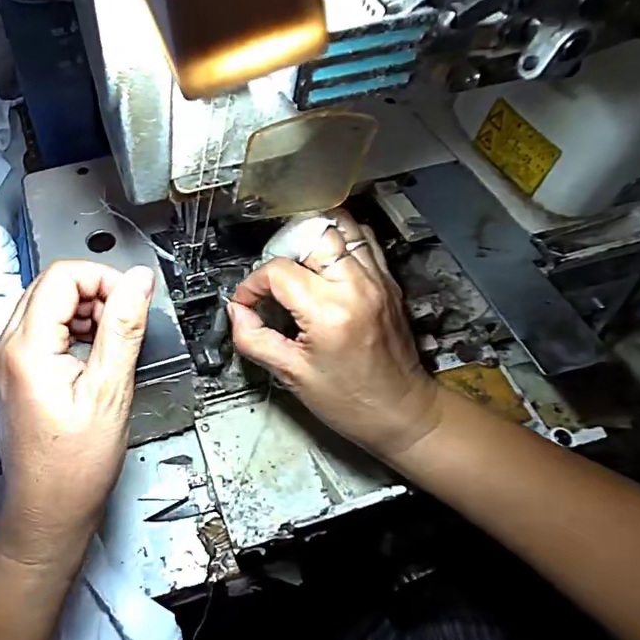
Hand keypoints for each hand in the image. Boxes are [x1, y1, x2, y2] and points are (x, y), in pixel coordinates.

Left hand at [0, 260, 153, 575]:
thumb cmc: (74, 467)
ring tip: (111, 341)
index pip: (61, 276)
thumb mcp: (111, 390)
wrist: (48, 511)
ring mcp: (4, 361)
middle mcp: (5, 350)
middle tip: (124, 321)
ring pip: (46, 304)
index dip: (102, 279)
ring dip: (85, 310)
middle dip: (95, 293)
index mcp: (25, 350)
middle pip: (51, 286)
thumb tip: (137, 282)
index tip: (130, 300)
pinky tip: (94, 354)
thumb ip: (124, 328)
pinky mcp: (12, 372)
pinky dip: (72, 329)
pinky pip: (42, 329)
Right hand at [228, 210, 443, 458]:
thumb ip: (253, 339)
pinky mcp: (388, 283)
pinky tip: (325, 264)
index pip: (278, 271)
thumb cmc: (353, 402)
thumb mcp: (291, 375)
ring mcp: (377, 281)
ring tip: (298, 262)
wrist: (401, 413)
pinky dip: (340, 243)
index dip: (253, 284)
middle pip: (312, 234)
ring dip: (313, 238)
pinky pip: (364, 241)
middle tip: (273, 275)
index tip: (248, 302)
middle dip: (283, 249)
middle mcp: (357, 288)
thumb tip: (238, 313)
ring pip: (343, 227)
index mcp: (329, 313)